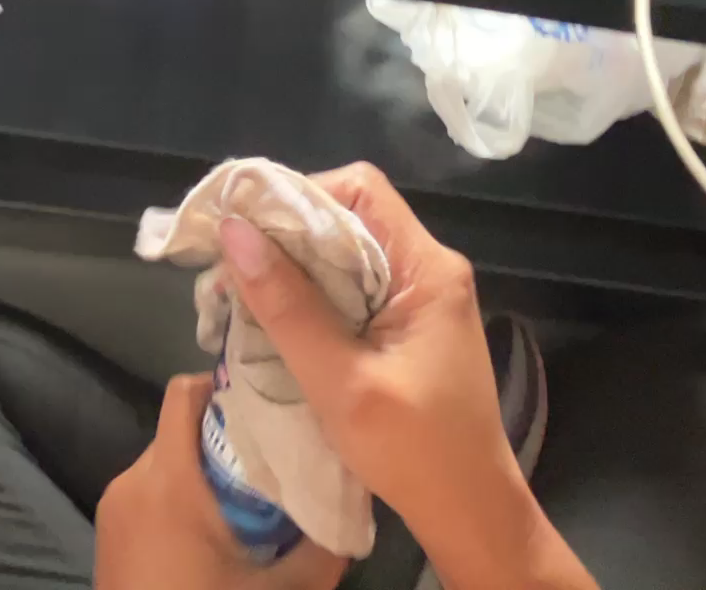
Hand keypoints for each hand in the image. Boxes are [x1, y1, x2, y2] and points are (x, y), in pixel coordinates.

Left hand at [96, 374, 345, 589]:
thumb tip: (350, 515)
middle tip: (265, 456)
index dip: (220, 385)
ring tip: (240, 499)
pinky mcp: (106, 527)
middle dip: (221, 434)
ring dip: (199, 467)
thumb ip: (318, 554)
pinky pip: (145, 488)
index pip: (183, 393)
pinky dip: (175, 493)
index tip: (259, 401)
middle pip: (179, 426)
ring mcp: (114, 503)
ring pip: (164, 458)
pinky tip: (205, 531)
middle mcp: (134, 478)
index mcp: (169, 480)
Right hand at [217, 163, 596, 589]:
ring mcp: (415, 292)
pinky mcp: (402, 318)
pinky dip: (307, 288)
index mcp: (426, 267)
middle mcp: (424, 266)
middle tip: (235, 260)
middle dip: (286, 231)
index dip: (302, 194)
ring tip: (243, 286)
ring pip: (343, 247)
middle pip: (348, 213)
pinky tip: (274, 311)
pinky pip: (347, 280)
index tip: (250, 226)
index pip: (360, 189)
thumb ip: (287, 307)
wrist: (471, 517)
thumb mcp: (341, 382)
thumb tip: (233, 233)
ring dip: (292, 262)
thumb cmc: (415, 452)